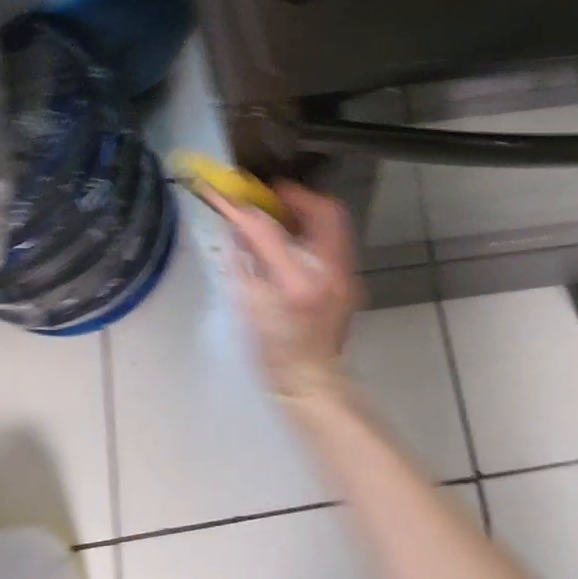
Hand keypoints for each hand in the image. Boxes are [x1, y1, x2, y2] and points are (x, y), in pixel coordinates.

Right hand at [205, 182, 365, 401]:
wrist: (313, 383)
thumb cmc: (275, 352)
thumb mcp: (250, 306)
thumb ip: (243, 263)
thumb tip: (237, 226)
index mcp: (296, 282)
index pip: (268, 230)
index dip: (244, 210)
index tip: (228, 196)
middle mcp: (328, 272)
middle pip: (323, 212)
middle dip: (294, 197)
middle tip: (270, 198)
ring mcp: (345, 275)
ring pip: (334, 223)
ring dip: (307, 212)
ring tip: (282, 215)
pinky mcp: (349, 280)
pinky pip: (335, 240)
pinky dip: (315, 230)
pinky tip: (296, 241)